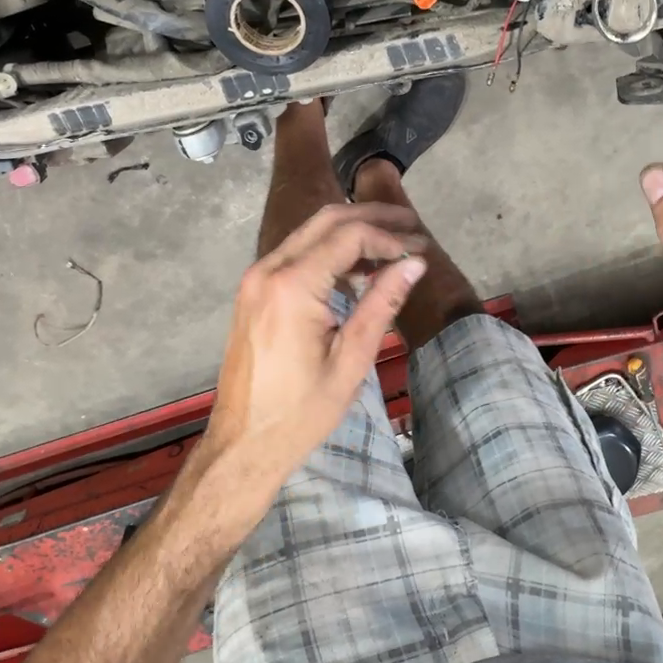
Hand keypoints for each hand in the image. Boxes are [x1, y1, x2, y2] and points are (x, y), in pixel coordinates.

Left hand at [205, 203, 427, 493]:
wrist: (244, 443)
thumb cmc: (301, 412)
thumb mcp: (351, 360)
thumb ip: (382, 304)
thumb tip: (415, 263)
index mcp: (292, 286)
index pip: (348, 236)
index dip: (388, 237)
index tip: (419, 251)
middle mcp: (268, 270)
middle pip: (326, 221)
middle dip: (371, 219)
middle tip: (412, 227)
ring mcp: (255, 278)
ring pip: (309, 232)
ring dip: (350, 231)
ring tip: (393, 244)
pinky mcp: (253, 290)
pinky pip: (295, 253)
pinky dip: (328, 250)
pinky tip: (358, 268)